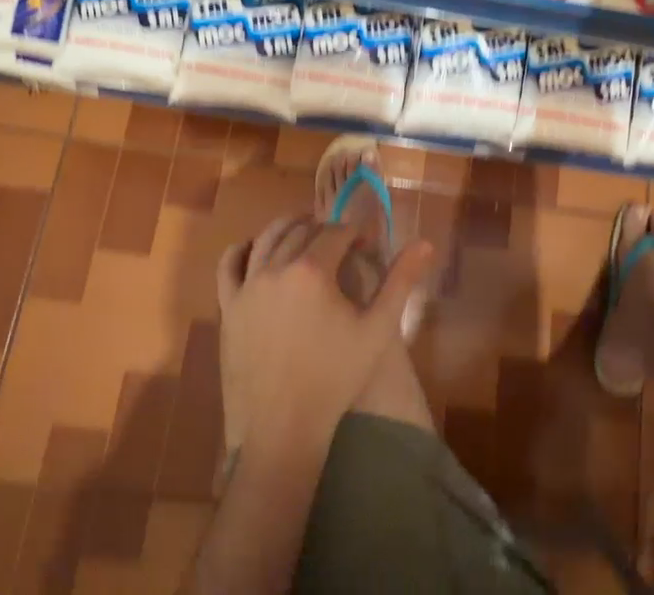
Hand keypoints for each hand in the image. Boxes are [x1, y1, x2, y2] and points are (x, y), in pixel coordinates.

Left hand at [216, 216, 434, 455]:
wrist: (283, 424)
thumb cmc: (335, 377)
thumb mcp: (377, 329)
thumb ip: (400, 281)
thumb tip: (425, 243)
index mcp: (312, 270)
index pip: (335, 232)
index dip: (354, 232)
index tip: (367, 244)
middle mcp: (275, 268)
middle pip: (301, 231)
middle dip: (324, 229)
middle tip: (341, 244)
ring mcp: (246, 287)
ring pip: (265, 239)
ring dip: (288, 229)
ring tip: (305, 235)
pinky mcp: (228, 307)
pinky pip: (229, 264)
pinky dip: (242, 249)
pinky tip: (255, 249)